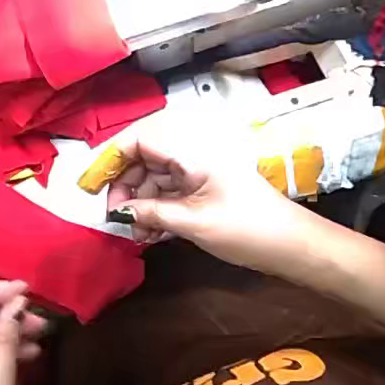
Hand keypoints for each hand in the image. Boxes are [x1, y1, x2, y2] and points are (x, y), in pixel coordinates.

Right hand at [104, 124, 323, 276]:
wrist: (292, 245)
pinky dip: (155, 210)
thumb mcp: (192, 222)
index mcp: (192, 150)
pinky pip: (168, 192)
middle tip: (116, 218)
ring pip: (153, 178)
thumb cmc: (246, 228)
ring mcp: (198, 171)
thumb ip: (150, 213)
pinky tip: (149, 233)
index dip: (110, 158)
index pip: (139, 139)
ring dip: (139, 204)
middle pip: (142, 158)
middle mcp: (192, 153)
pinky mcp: (203, 188)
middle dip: (124, 187)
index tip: (91, 185)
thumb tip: (117, 214)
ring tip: (135, 234)